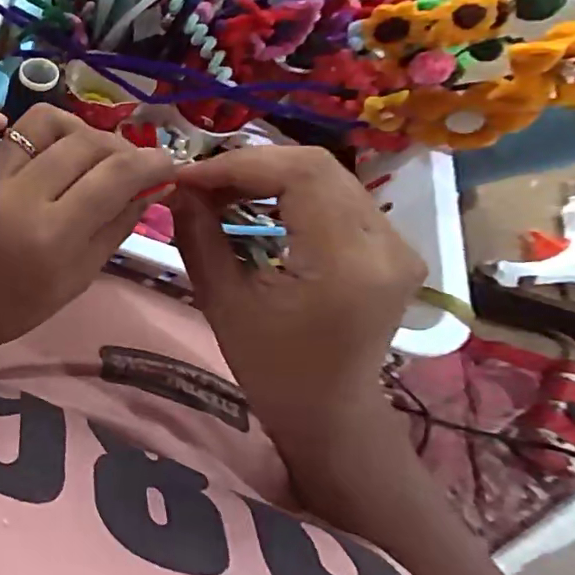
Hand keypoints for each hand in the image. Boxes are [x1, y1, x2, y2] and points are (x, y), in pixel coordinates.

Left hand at [0, 102, 174, 367]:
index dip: (153, 163)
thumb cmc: (15, 309)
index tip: (167, 164)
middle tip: (129, 166)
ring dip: (75, 128)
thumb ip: (115, 228)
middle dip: (120, 148)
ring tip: (85, 150)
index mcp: (52, 235)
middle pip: (84, 143)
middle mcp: (19, 196)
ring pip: (39, 122)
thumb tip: (151, 187)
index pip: (116, 176)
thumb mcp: (77, 280)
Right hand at [170, 147, 425, 439]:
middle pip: (316, 166)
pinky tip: (255, 202)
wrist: (327, 409)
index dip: (239, 165)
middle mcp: (385, 243)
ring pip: (327, 175)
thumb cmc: (269, 366)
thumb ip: (199, 235)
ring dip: (268, 173)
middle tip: (201, 182)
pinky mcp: (391, 245)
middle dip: (250, 164)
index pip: (300, 175)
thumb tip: (178, 187)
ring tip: (221, 190)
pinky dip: (289, 189)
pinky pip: (336, 195)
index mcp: (346, 262)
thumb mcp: (222, 300)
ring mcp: (396, 242)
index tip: (190, 177)